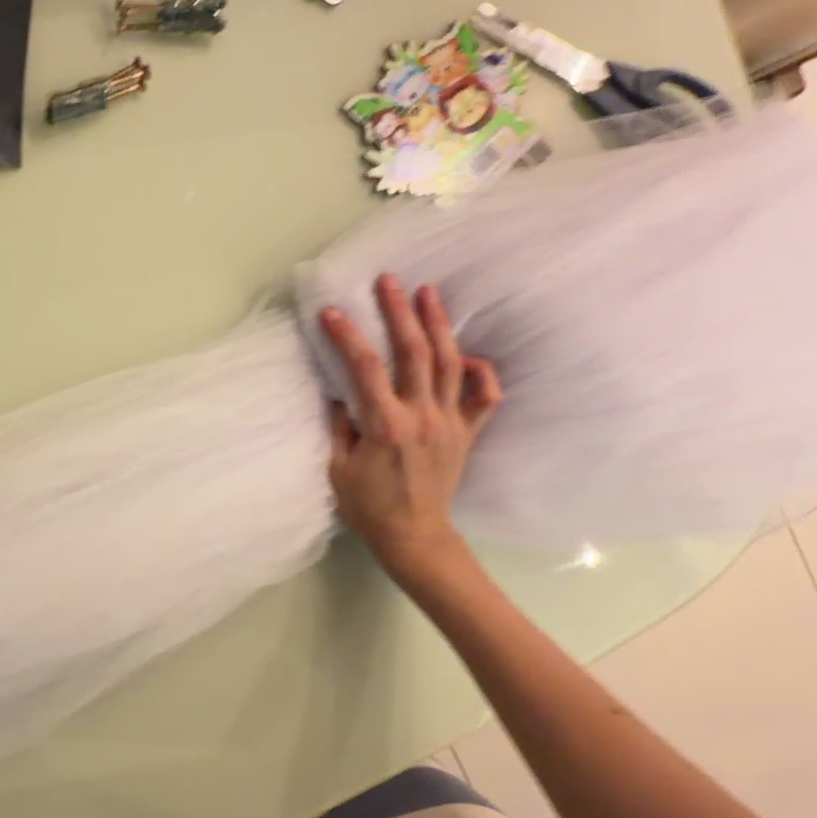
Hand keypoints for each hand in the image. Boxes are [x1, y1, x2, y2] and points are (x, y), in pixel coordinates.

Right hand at [319, 274, 500, 577]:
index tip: (333, 312)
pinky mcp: (466, 432)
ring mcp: (450, 422)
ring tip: (429, 293)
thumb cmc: (368, 507)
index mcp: (386, 426)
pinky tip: (468, 353)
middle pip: (414, 353)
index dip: (348, 337)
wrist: (413, 536)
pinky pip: (484, 396)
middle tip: (390, 281)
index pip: (365, 369)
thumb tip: (341, 393)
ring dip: (439, 325)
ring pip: (450, 363)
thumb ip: (341, 426)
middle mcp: (422, 417)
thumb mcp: (338, 468)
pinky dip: (480, 371)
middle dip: (400, 313)